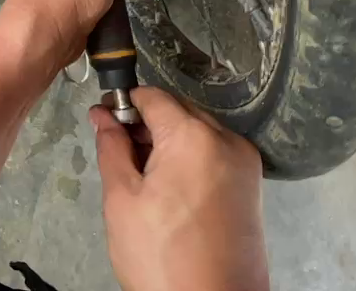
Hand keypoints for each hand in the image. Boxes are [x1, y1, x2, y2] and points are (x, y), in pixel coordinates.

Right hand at [91, 87, 267, 290]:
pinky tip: (173, 191)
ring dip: (169, 142)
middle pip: (176, 111)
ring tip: (147, 180)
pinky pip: (214, 153)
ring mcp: (245, 163)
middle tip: (122, 157)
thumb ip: (111, 146)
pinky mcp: (252, 187)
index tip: (104, 125)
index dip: (123, 106)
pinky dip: (191, 159)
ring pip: (196, 131)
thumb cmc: (161, 257)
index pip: (151, 97)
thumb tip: (103, 113)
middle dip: (147, 125)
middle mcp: (226, 139)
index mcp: (193, 136)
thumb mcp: (122, 199)